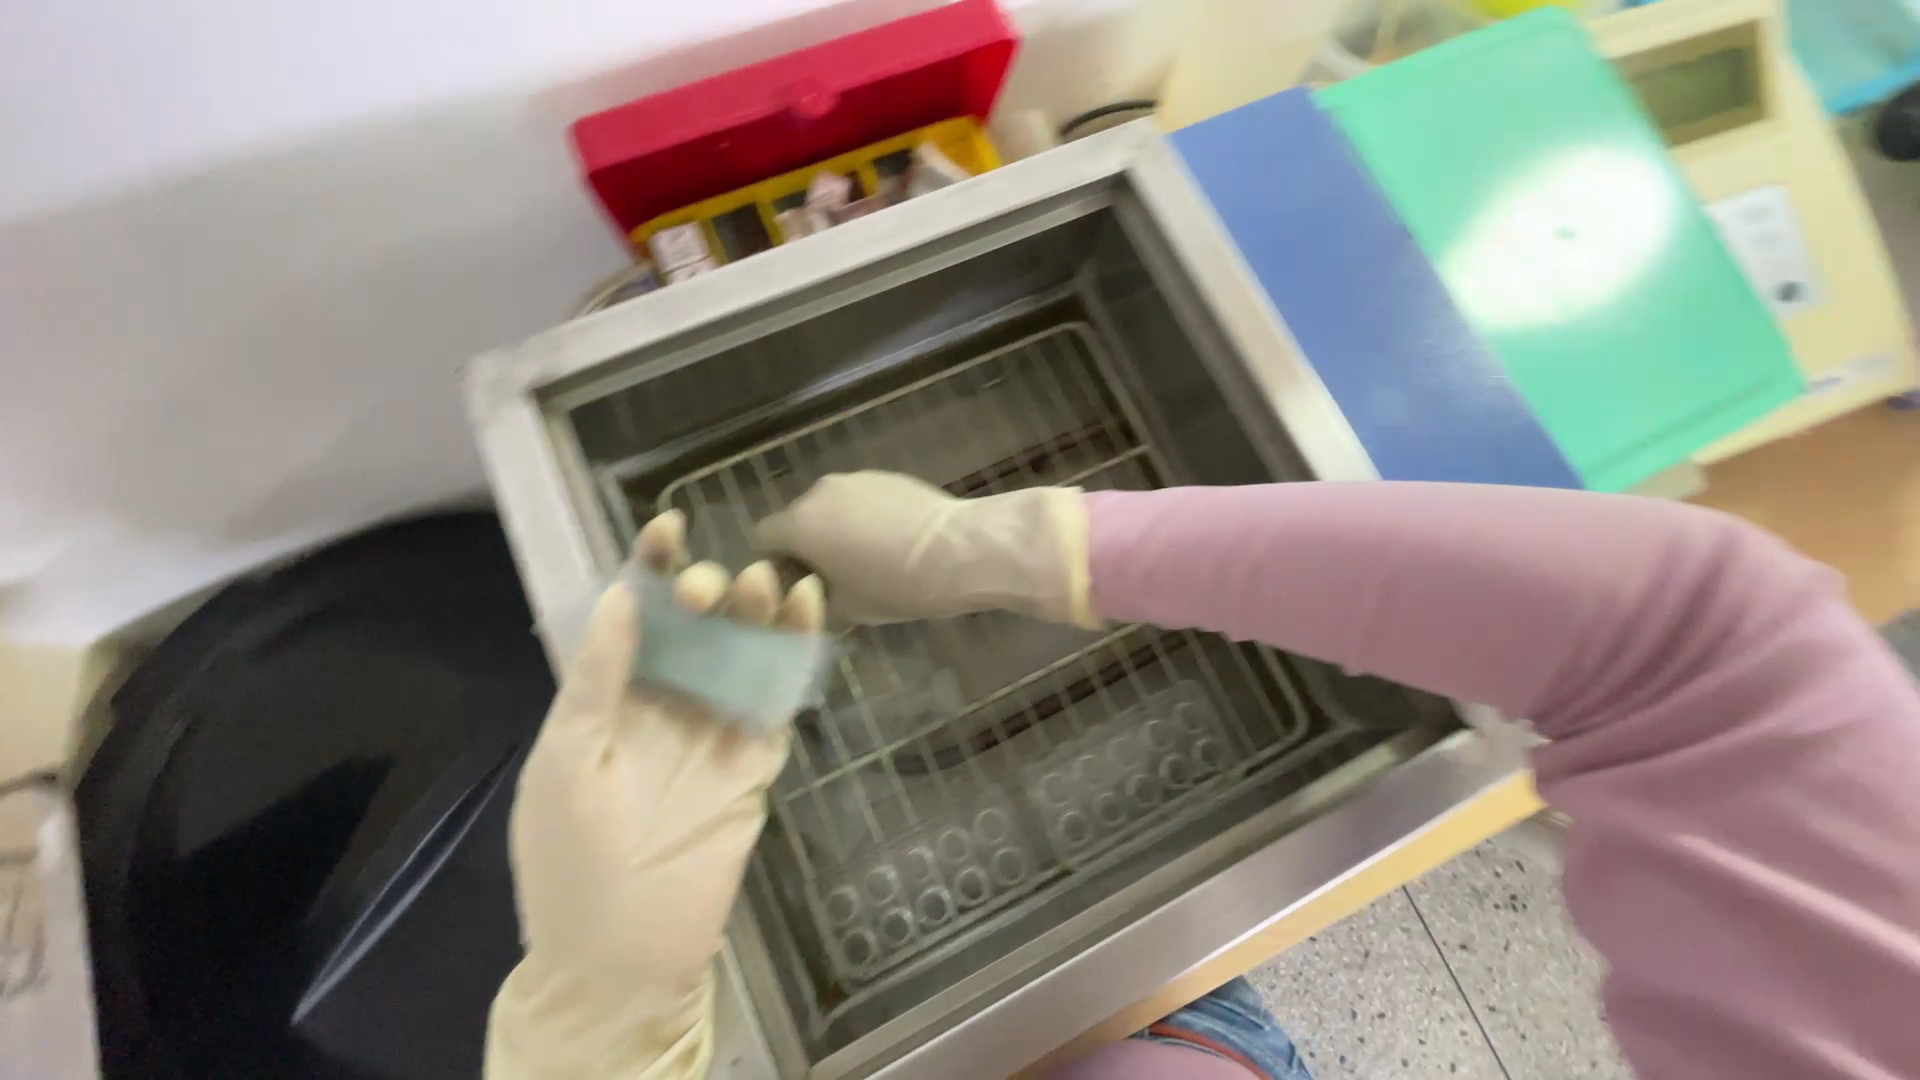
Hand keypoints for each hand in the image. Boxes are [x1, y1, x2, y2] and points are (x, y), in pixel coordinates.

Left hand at [486, 512, 823, 1079]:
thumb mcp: (565, 760)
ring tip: (770, 582)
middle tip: (715, 588)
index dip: (651, 570)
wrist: (622, 954)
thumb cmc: (573, 857)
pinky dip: (795, 653)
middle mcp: (668, 700)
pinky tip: (807, 613)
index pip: (636, 617)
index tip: (669, 526)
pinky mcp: (757, 754)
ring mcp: (716, 726)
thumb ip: (597, 679)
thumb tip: (623, 598)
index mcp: (613, 697)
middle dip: (708, 592)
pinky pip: (779, 695)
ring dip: (758, 613)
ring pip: (744, 651)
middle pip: (697, 627)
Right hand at [753, 471, 1097, 627]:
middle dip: (808, 548)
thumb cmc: (896, 586)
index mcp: (800, 524)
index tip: (799, 588)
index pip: (763, 539)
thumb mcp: (848, 610)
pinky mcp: (888, 477)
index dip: (774, 567)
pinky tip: (895, 543)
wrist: (960, 551)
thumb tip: (811, 599)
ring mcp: (856, 479)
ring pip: (831, 508)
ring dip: (837, 531)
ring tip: (871, 561)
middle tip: (836, 580)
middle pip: (797, 520)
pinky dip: (865, 519)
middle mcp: (820, 492)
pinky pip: (861, 500)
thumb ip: (815, 604)